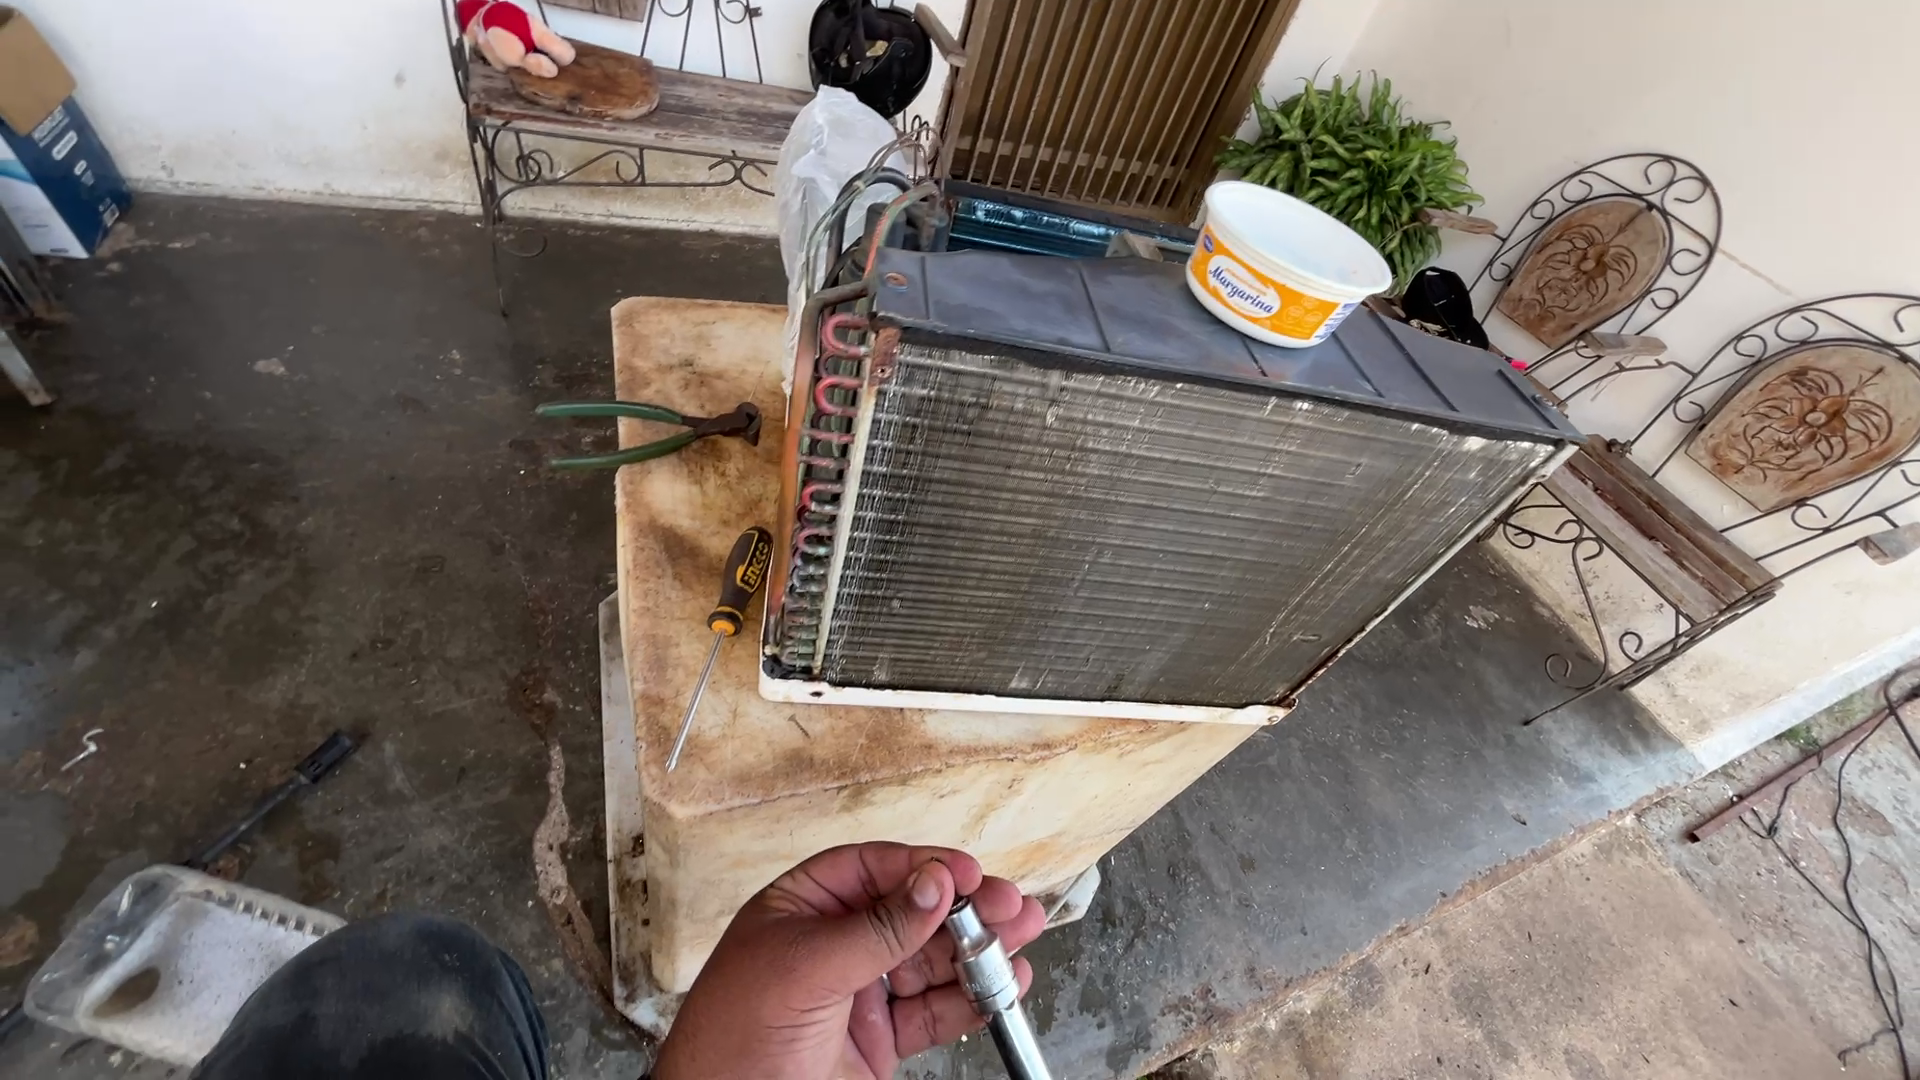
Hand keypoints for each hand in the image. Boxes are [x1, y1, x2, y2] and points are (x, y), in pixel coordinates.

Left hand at [651, 843, 1045, 1079]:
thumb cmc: (735, 1040)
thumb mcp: (804, 969)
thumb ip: (876, 929)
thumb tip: (935, 883)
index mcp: (805, 907)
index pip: (875, 869)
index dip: (923, 866)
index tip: (967, 872)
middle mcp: (836, 942)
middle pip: (912, 911)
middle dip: (965, 907)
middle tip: (1011, 904)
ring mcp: (859, 993)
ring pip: (930, 960)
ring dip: (978, 949)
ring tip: (1022, 936)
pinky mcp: (878, 1040)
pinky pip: (933, 1011)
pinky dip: (970, 999)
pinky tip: (1003, 984)